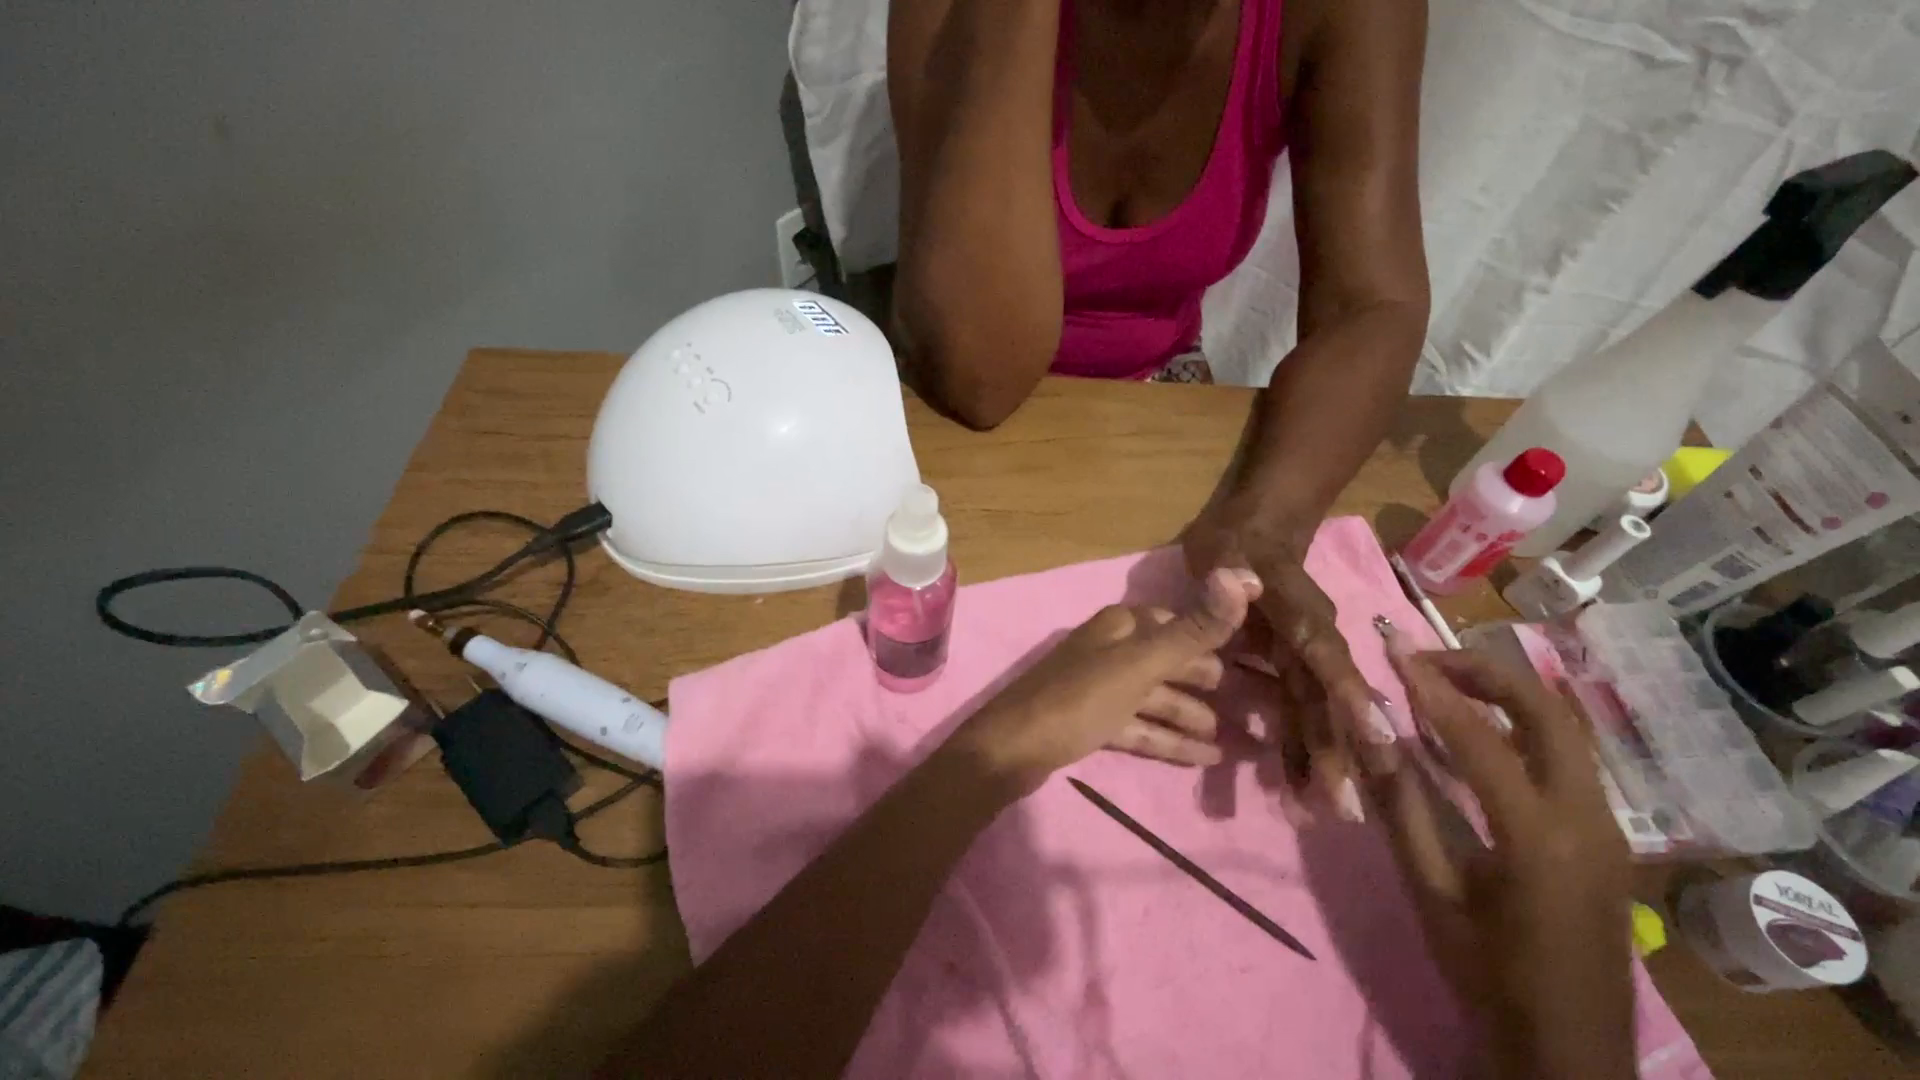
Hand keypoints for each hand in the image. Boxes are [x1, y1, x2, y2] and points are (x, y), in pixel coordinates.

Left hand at [948, 569, 1247, 799]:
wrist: (1011, 750)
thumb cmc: (1079, 699)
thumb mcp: (1141, 664)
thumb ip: (1194, 628)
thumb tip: (1243, 575)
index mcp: (1119, 626)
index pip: (1175, 622)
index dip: (1210, 637)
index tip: (1251, 656)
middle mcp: (1109, 649)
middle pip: (1167, 661)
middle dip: (1204, 682)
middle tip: (1249, 705)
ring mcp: (1097, 687)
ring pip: (1154, 698)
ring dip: (1190, 717)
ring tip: (1231, 742)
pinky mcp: (1090, 723)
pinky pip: (1139, 727)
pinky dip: (1168, 739)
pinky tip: (1203, 757)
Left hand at [1181, 506, 1381, 823]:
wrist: (1251, 525)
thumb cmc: (1236, 540)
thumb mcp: (1225, 554)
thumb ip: (1227, 576)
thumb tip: (1239, 579)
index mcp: (1295, 614)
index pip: (1323, 658)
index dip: (1346, 695)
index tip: (1377, 737)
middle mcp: (1307, 639)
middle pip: (1325, 698)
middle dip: (1338, 750)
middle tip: (1347, 809)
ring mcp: (1297, 655)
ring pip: (1312, 710)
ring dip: (1318, 754)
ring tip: (1325, 807)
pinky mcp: (1283, 665)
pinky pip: (1290, 708)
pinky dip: (1291, 741)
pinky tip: (1294, 778)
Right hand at [1372, 633, 1633, 1079]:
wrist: (1571, 1048)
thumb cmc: (1486, 973)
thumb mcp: (1431, 891)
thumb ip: (1399, 806)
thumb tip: (1367, 734)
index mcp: (1538, 837)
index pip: (1480, 737)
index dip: (1431, 687)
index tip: (1393, 648)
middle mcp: (1588, 818)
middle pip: (1548, 712)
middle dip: (1486, 672)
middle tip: (1426, 661)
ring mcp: (1610, 827)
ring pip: (1566, 731)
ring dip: (1507, 697)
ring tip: (1445, 686)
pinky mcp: (1610, 837)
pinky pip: (1568, 761)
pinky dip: (1522, 731)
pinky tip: (1478, 740)